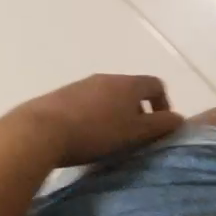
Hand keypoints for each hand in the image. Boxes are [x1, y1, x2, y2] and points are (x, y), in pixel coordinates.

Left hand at [0, 74, 185, 165]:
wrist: (36, 133)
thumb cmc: (96, 133)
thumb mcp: (136, 133)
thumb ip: (161, 125)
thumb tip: (179, 118)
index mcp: (128, 84)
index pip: (156, 85)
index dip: (163, 103)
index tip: (160, 124)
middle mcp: (105, 78)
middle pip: (130, 90)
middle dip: (136, 110)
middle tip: (134, 133)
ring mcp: (78, 85)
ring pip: (105, 96)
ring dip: (112, 113)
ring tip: (107, 138)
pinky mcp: (56, 97)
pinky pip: (83, 103)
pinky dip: (90, 116)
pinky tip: (82, 137)